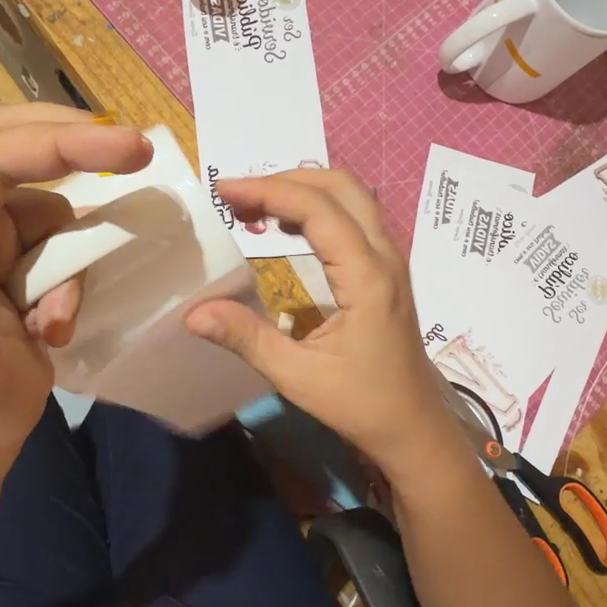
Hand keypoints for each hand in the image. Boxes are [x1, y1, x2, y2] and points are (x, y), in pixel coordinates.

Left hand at [0, 104, 150, 455]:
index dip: (53, 142)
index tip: (123, 147)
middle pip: (6, 143)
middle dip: (69, 144)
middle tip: (133, 150)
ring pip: (44, 197)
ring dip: (69, 253)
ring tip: (54, 318)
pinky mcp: (11, 248)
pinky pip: (59, 233)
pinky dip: (72, 274)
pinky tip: (53, 322)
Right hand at [184, 168, 459, 465]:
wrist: (412, 427)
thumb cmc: (360, 404)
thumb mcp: (297, 376)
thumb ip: (246, 338)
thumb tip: (193, 313)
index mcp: (367, 277)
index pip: (318, 208)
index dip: (269, 190)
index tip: (225, 190)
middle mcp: (385, 257)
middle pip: (341, 187)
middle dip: (286, 180)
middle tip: (238, 196)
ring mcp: (390, 261)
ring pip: (352, 197)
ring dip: (304, 190)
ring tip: (255, 206)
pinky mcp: (385, 271)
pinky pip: (355, 218)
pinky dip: (318, 209)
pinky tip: (285, 227)